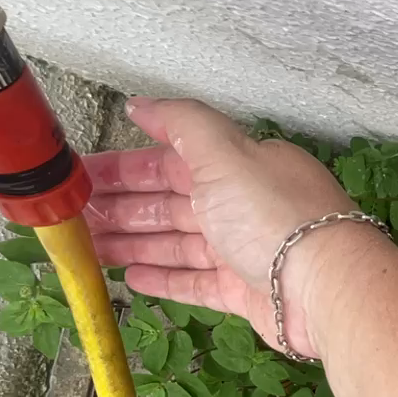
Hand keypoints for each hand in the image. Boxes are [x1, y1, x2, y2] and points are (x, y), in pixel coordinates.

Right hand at [85, 97, 386, 357]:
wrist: (325, 286)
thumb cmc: (276, 216)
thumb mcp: (226, 152)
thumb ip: (183, 123)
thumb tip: (143, 104)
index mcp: (244, 168)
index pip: (175, 161)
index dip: (127, 167)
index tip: (80, 175)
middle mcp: (248, 207)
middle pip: (175, 202)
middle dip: (123, 206)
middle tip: (72, 215)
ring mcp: (248, 251)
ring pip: (181, 243)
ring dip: (134, 242)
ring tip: (87, 246)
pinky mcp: (249, 292)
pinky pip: (198, 283)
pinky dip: (166, 278)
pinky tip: (131, 276)